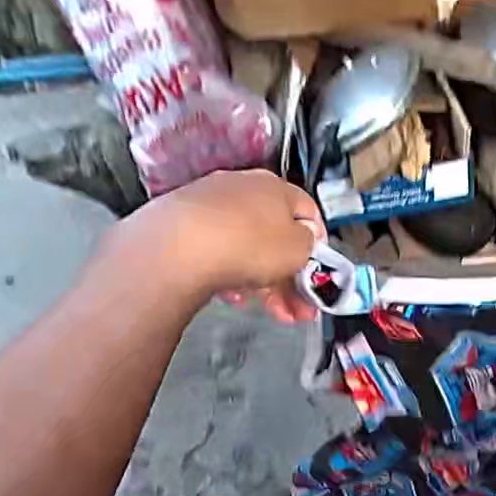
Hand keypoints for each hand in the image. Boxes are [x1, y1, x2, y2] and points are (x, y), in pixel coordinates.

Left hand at [100, 170, 324, 320]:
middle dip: (290, 275)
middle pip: (276, 235)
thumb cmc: (249, 244)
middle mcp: (242, 186)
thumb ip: (309, 243)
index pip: (308, 211)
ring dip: (263, 280)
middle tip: (298, 306)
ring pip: (248, 246)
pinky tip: (233, 294)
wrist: (178, 248)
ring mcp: (209, 203)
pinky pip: (219, 250)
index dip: (317, 244)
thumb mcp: (299, 249)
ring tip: (268, 308)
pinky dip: (231, 273)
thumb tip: (304, 239)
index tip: (318, 270)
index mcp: (276, 186)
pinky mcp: (183, 222)